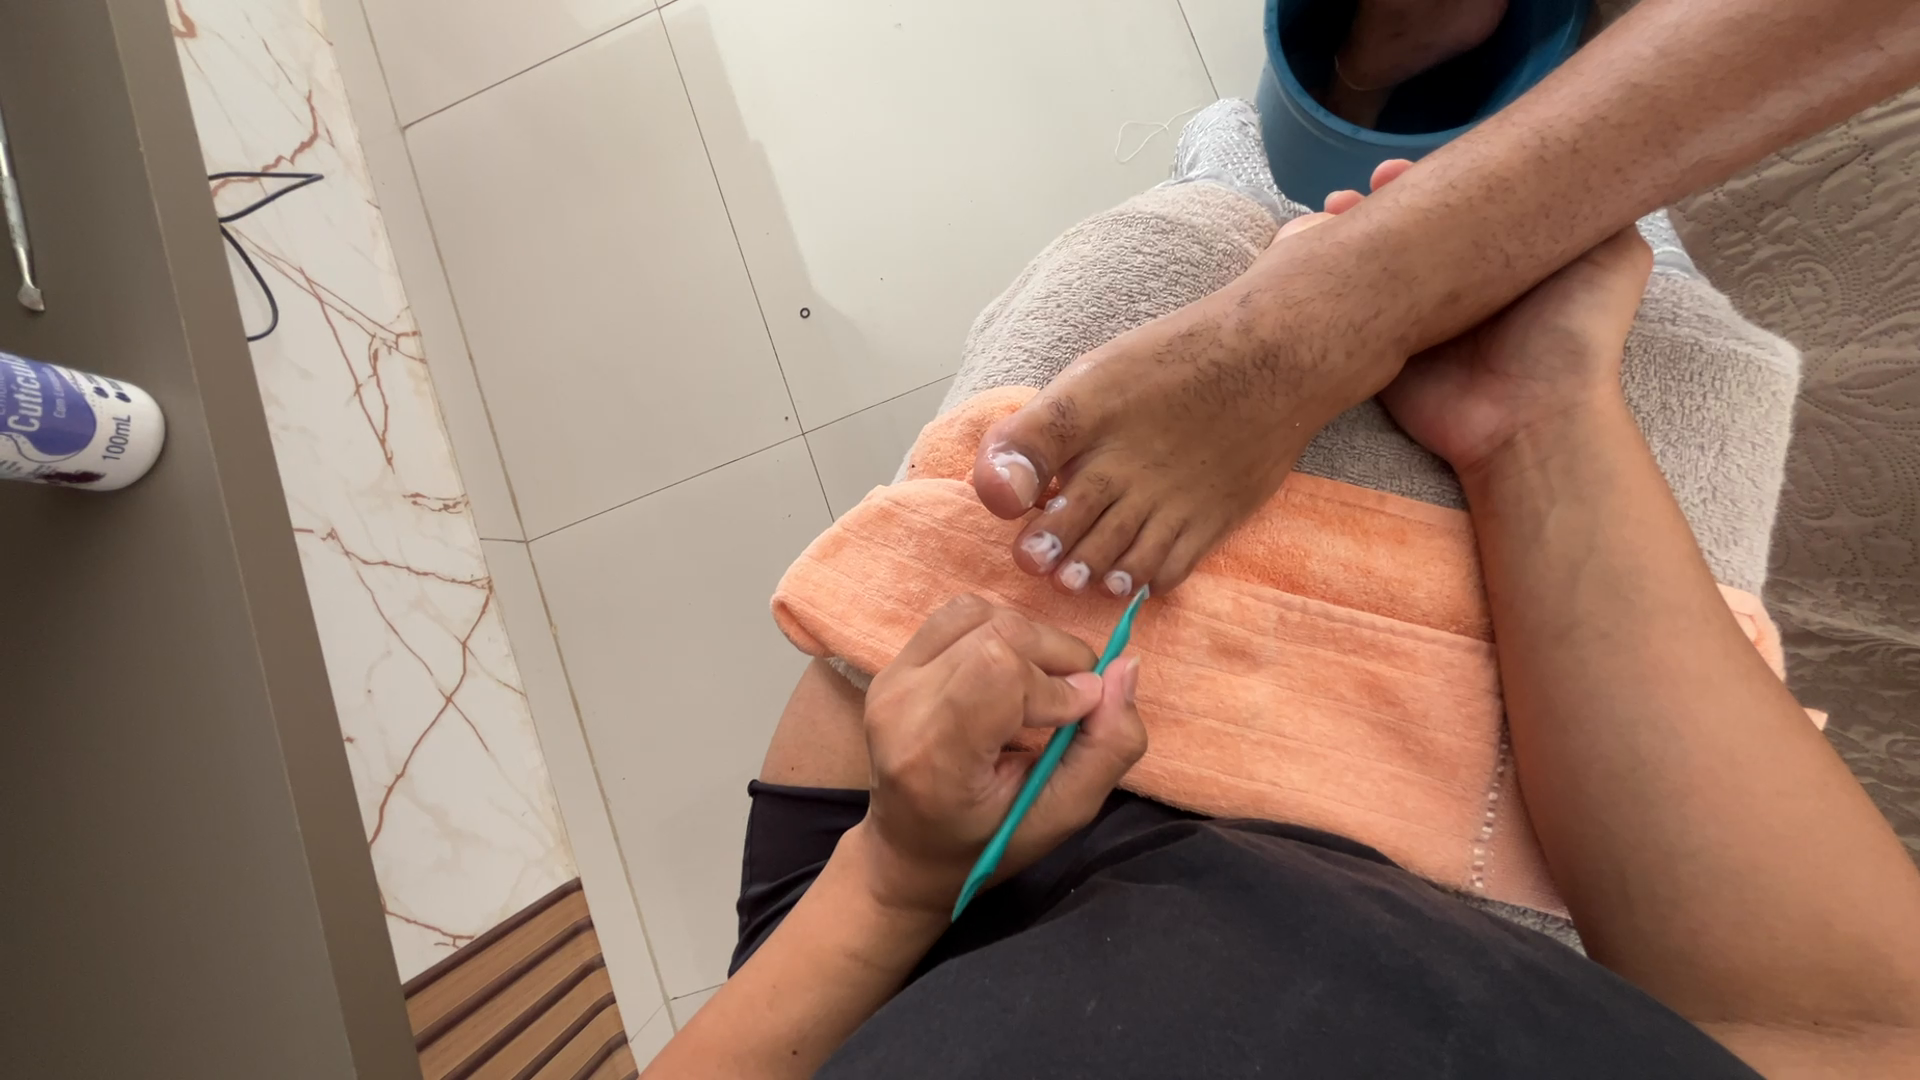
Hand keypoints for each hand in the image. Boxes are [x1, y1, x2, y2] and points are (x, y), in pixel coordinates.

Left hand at [853, 595, 1145, 914]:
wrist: (904, 850)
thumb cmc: (983, 845)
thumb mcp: (1059, 817)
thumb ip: (1105, 749)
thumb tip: (1125, 668)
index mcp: (934, 757)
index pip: (1001, 669)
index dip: (1057, 682)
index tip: (1080, 713)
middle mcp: (902, 706)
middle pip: (998, 632)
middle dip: (1055, 654)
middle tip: (1074, 696)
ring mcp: (891, 679)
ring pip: (978, 612)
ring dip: (1028, 638)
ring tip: (1040, 683)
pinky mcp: (893, 664)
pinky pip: (957, 616)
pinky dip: (997, 630)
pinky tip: (1007, 671)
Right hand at [1285, 160, 1653, 474]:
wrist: (1525, 412)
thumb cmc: (1571, 331)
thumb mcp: (1608, 251)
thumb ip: (1587, 204)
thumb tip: (1565, 154)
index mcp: (1496, 255)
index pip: (1454, 204)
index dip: (1427, 178)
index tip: (1400, 167)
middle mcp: (1450, 282)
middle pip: (1407, 229)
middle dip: (1380, 204)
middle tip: (1360, 189)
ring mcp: (1410, 316)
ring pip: (1372, 263)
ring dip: (1348, 235)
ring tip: (1330, 214)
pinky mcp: (1378, 346)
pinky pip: (1348, 309)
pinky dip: (1328, 283)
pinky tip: (1314, 257)